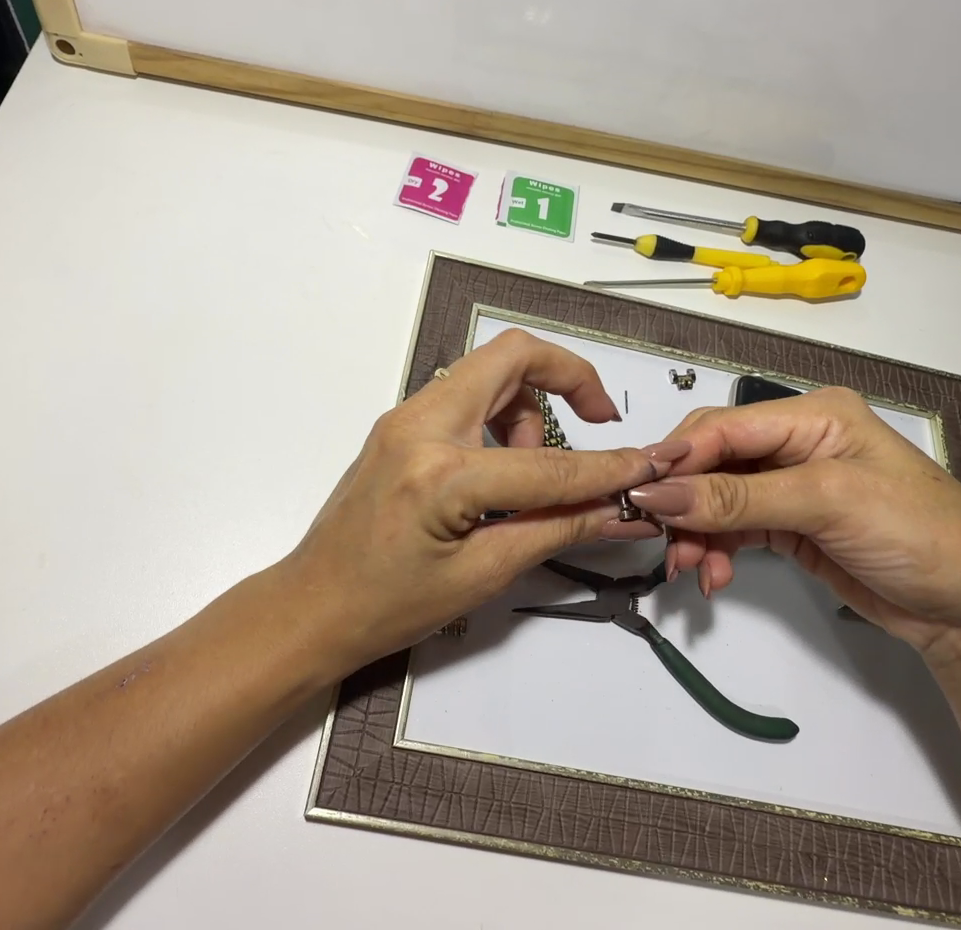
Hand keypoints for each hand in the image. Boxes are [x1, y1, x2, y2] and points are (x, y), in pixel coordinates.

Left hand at [279, 329, 685, 672]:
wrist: (313, 606)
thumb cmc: (387, 605)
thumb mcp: (483, 574)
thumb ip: (558, 530)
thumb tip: (619, 510)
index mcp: (440, 474)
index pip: (547, 463)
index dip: (606, 468)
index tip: (646, 466)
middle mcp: (418, 426)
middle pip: (510, 354)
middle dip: (568, 375)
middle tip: (599, 415)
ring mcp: (403, 418)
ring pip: (487, 369)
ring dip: (528, 402)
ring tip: (536, 466)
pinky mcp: (399, 425)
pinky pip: (463, 394)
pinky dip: (499, 414)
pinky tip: (503, 466)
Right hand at [623, 387, 960, 656]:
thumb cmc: (920, 535)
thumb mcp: (827, 502)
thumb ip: (737, 498)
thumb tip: (657, 495)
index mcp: (814, 415)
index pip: (725, 427)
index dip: (679, 458)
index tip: (640, 494)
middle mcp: (797, 442)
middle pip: (714, 462)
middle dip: (685, 501)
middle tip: (662, 538)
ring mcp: (792, 486)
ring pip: (716, 499)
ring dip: (697, 533)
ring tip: (692, 570)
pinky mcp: (789, 526)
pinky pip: (732, 529)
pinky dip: (716, 550)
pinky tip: (713, 576)